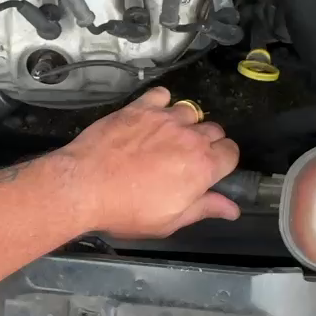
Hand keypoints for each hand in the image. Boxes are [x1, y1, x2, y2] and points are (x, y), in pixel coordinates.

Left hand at [49, 86, 240, 238]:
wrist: (84, 186)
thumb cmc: (125, 209)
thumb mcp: (169, 221)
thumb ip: (204, 208)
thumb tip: (232, 209)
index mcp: (202, 166)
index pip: (231, 153)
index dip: (223, 161)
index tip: (211, 169)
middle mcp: (188, 137)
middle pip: (214, 130)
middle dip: (207, 143)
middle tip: (186, 158)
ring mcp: (163, 118)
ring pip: (189, 111)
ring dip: (185, 123)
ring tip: (167, 138)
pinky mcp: (139, 108)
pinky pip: (161, 95)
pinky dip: (161, 103)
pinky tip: (151, 116)